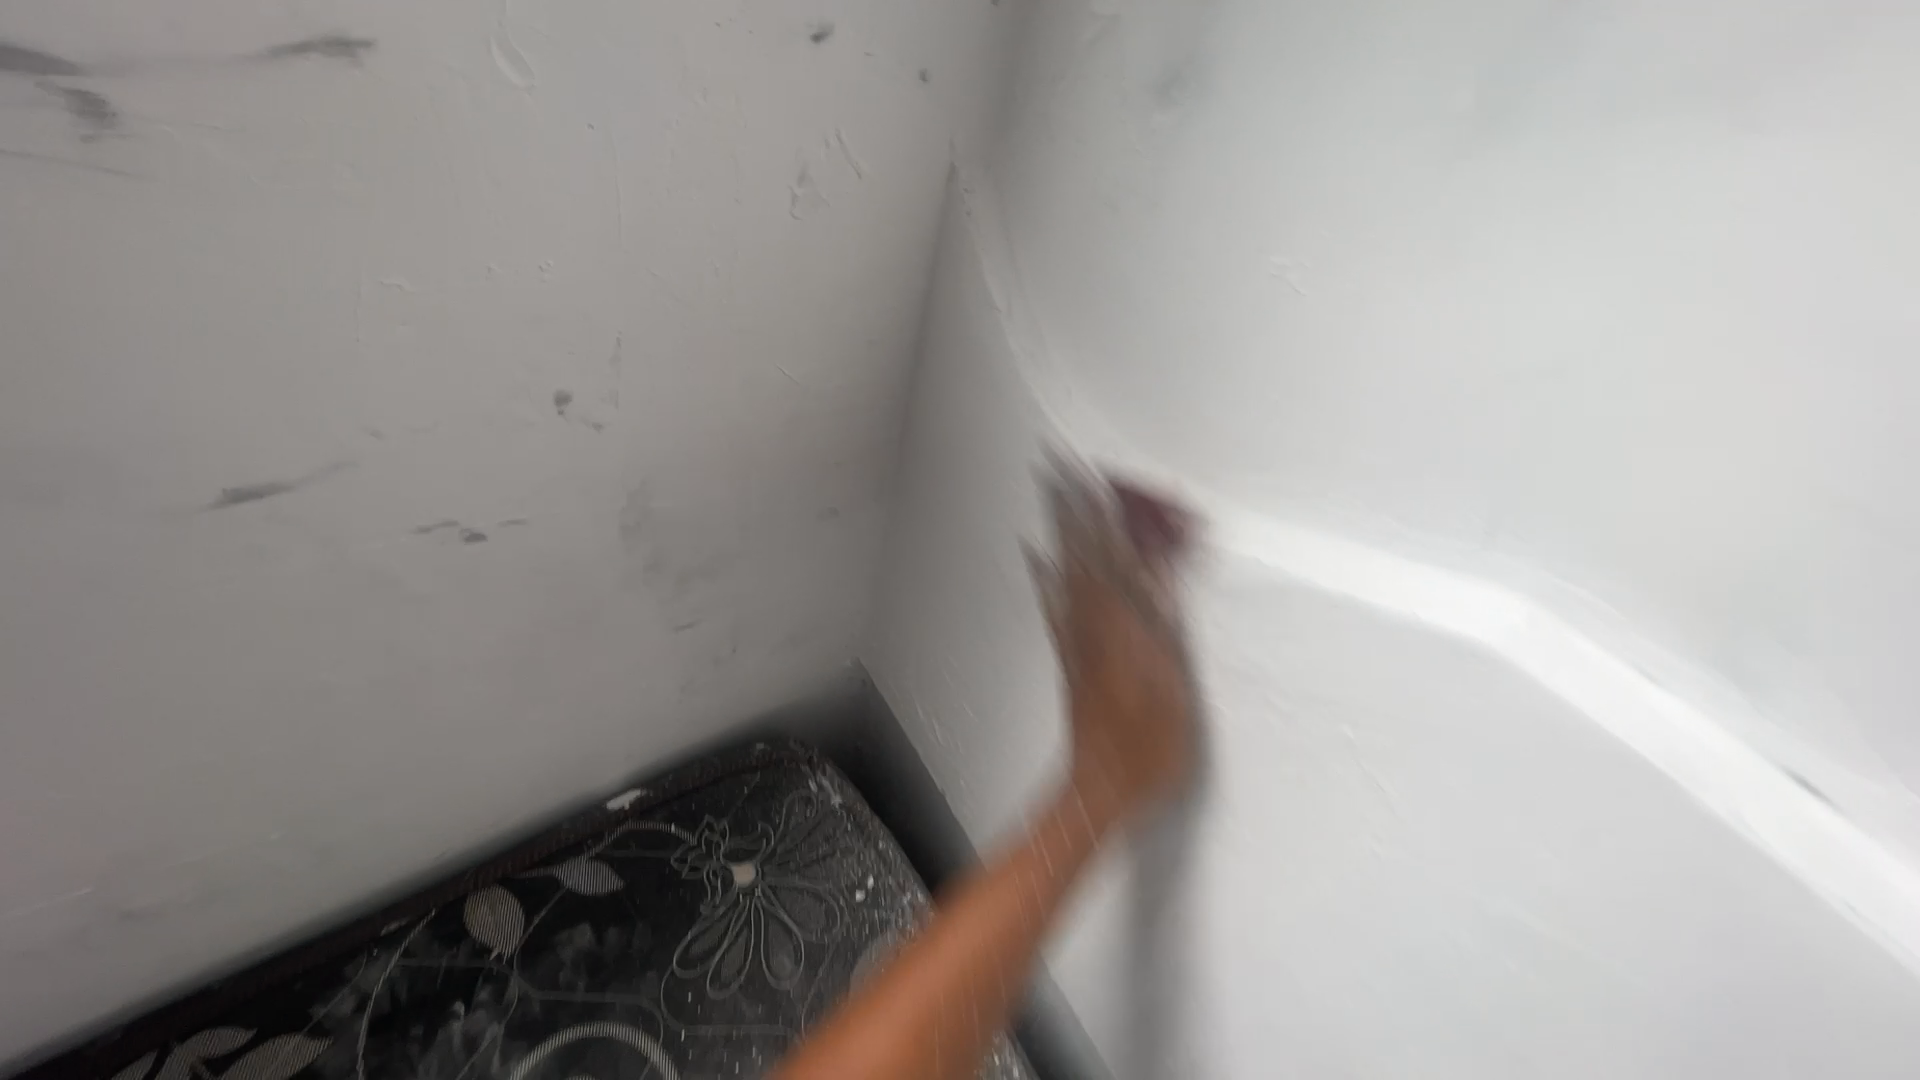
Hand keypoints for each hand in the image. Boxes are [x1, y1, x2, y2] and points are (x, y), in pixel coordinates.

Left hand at [1027, 456, 1199, 828]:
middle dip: (1073, 504)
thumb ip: (1166, 624)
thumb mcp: (1175, 684)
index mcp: (1127, 624)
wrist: (1102, 782)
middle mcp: (1096, 620)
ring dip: (1059, 526)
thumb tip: (1161, 575)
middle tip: (1059, 464)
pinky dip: (1043, 572)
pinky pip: (1051, 600)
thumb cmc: (1148, 744)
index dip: (1110, 514)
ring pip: (1066, 566)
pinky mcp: (1067, 650)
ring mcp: (1077, 634)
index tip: (1101, 475)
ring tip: (1050, 491)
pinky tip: (1035, 552)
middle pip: (1085, 550)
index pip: (1119, 555)